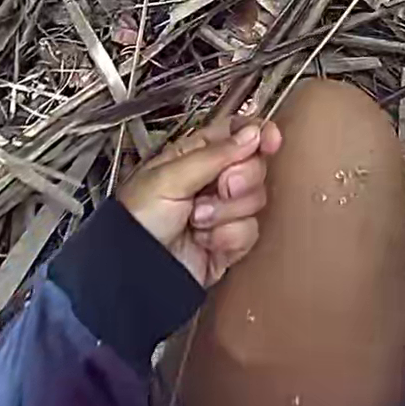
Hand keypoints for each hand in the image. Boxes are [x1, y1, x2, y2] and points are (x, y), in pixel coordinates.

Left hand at [117, 117, 283, 286]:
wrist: (135, 273)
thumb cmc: (138, 217)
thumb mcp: (170, 176)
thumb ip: (215, 154)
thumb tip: (252, 133)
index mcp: (196, 153)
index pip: (237, 132)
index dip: (258, 133)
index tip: (269, 140)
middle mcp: (213, 178)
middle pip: (254, 165)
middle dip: (240, 178)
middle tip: (220, 187)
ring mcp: (223, 210)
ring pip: (256, 199)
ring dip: (227, 212)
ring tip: (198, 220)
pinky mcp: (230, 241)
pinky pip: (251, 231)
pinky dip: (228, 237)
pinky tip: (205, 241)